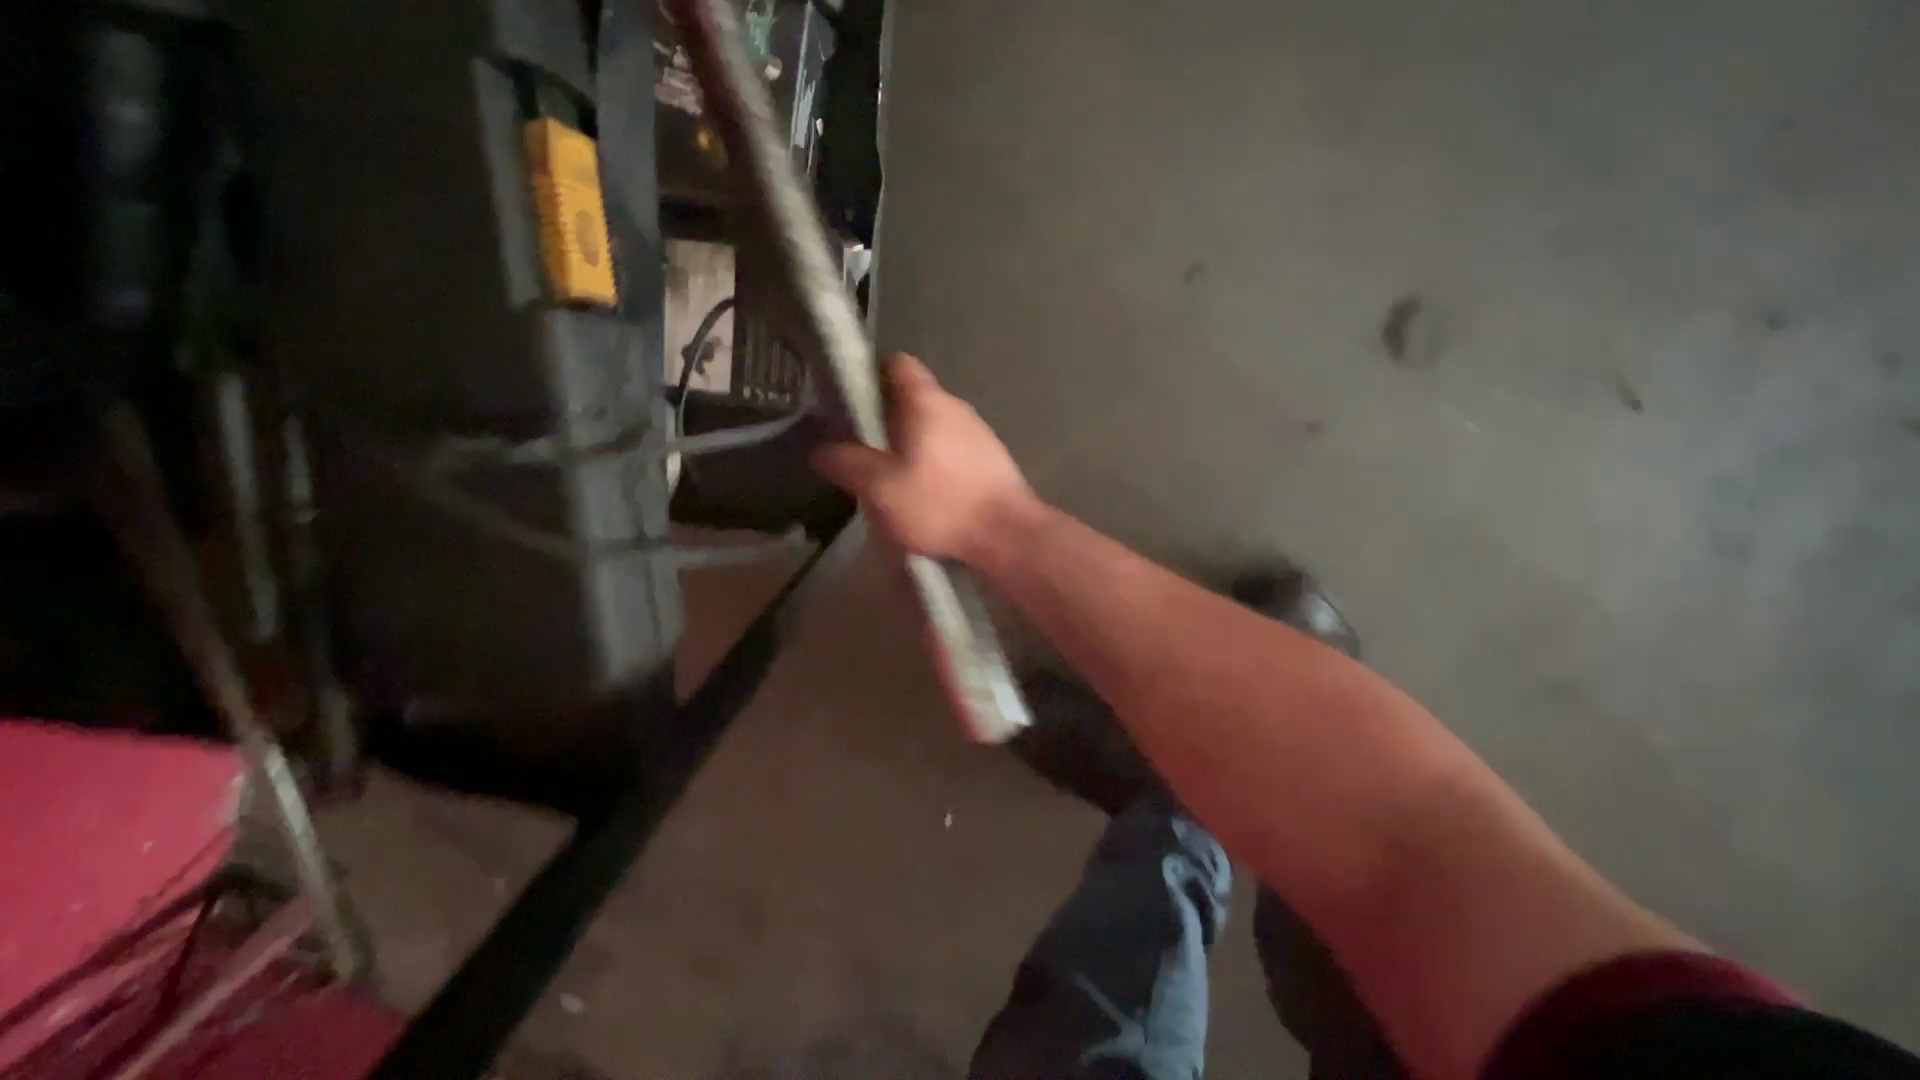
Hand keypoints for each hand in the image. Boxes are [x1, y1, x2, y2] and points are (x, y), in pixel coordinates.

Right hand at [812, 354, 1035, 562]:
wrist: (1007, 535)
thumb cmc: (940, 504)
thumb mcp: (880, 488)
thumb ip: (847, 464)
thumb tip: (821, 450)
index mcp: (926, 401)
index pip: (896, 364)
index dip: (870, 375)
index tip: (849, 399)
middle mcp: (956, 406)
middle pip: (913, 398)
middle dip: (886, 419)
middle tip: (861, 448)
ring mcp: (979, 433)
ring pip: (933, 427)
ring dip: (911, 445)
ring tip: (889, 477)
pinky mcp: (992, 461)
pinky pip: (952, 451)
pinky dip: (934, 464)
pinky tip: (924, 494)